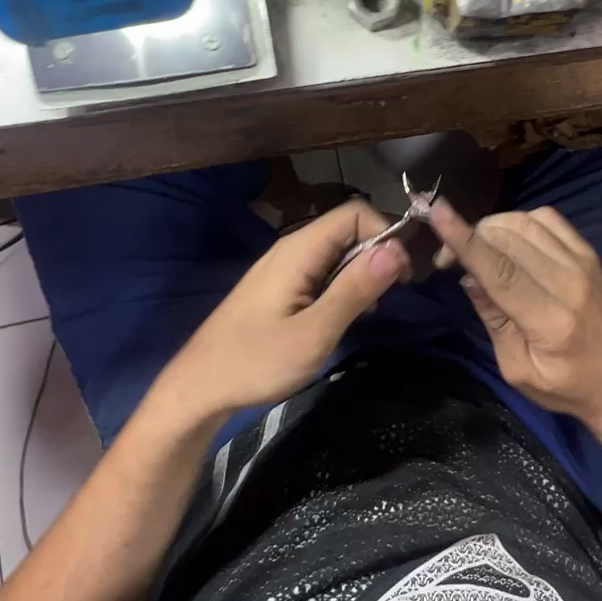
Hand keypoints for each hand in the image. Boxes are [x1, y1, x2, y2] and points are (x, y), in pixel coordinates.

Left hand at [151, 199, 405, 423]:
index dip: (386, 234)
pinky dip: (344, 286)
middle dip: (379, 254)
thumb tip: (396, 250)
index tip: (403, 275)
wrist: (198, 388)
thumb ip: (354, 290)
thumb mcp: (313, 333)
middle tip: (393, 295)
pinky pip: (323, 271)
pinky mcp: (282, 287)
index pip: (355, 212)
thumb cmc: (255, 362)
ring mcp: (285, 267)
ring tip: (370, 310)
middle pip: (349, 229)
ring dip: (363, 273)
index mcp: (299, 250)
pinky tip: (345, 317)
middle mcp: (292, 249)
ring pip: (338, 251)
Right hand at [428, 201, 601, 430]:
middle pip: (507, 238)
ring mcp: (582, 263)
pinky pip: (547, 219)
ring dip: (491, 227)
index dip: (464, 240)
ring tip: (477, 248)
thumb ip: (494, 320)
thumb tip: (469, 277)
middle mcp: (569, 283)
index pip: (499, 269)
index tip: (437, 213)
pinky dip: (520, 221)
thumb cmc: (566, 386)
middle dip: (470, 237)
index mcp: (550, 320)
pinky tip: (508, 240)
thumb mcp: (518, 369)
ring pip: (524, 222)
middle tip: (448, 260)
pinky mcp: (589, 253)